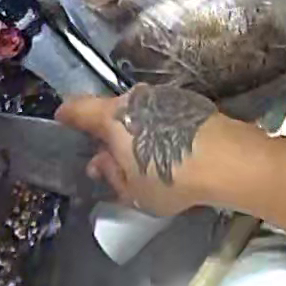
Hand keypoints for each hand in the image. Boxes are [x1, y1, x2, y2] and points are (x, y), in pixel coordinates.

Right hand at [57, 85, 264, 217]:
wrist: (224, 156)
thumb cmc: (171, 176)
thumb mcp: (131, 190)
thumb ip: (111, 173)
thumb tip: (99, 161)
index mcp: (115, 116)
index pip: (80, 107)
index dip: (68, 114)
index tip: (61, 119)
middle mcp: (138, 97)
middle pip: (113, 110)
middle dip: (108, 130)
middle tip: (108, 156)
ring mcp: (165, 94)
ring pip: (140, 110)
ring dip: (136, 128)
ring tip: (142, 158)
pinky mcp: (188, 99)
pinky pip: (162, 111)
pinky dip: (159, 126)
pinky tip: (169, 149)